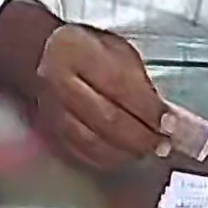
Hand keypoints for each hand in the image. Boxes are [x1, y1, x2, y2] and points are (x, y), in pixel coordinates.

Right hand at [0, 0, 168, 169]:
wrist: (39, 59)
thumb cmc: (84, 52)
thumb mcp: (113, 49)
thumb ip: (137, 79)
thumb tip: (161, 113)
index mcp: (76, 51)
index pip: (120, 85)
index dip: (148, 109)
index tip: (168, 122)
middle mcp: (60, 83)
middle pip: (109, 120)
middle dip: (142, 136)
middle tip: (162, 143)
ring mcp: (54, 114)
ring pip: (98, 144)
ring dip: (129, 151)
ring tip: (148, 149)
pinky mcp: (55, 136)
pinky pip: (88, 155)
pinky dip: (113, 159)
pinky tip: (127, 154)